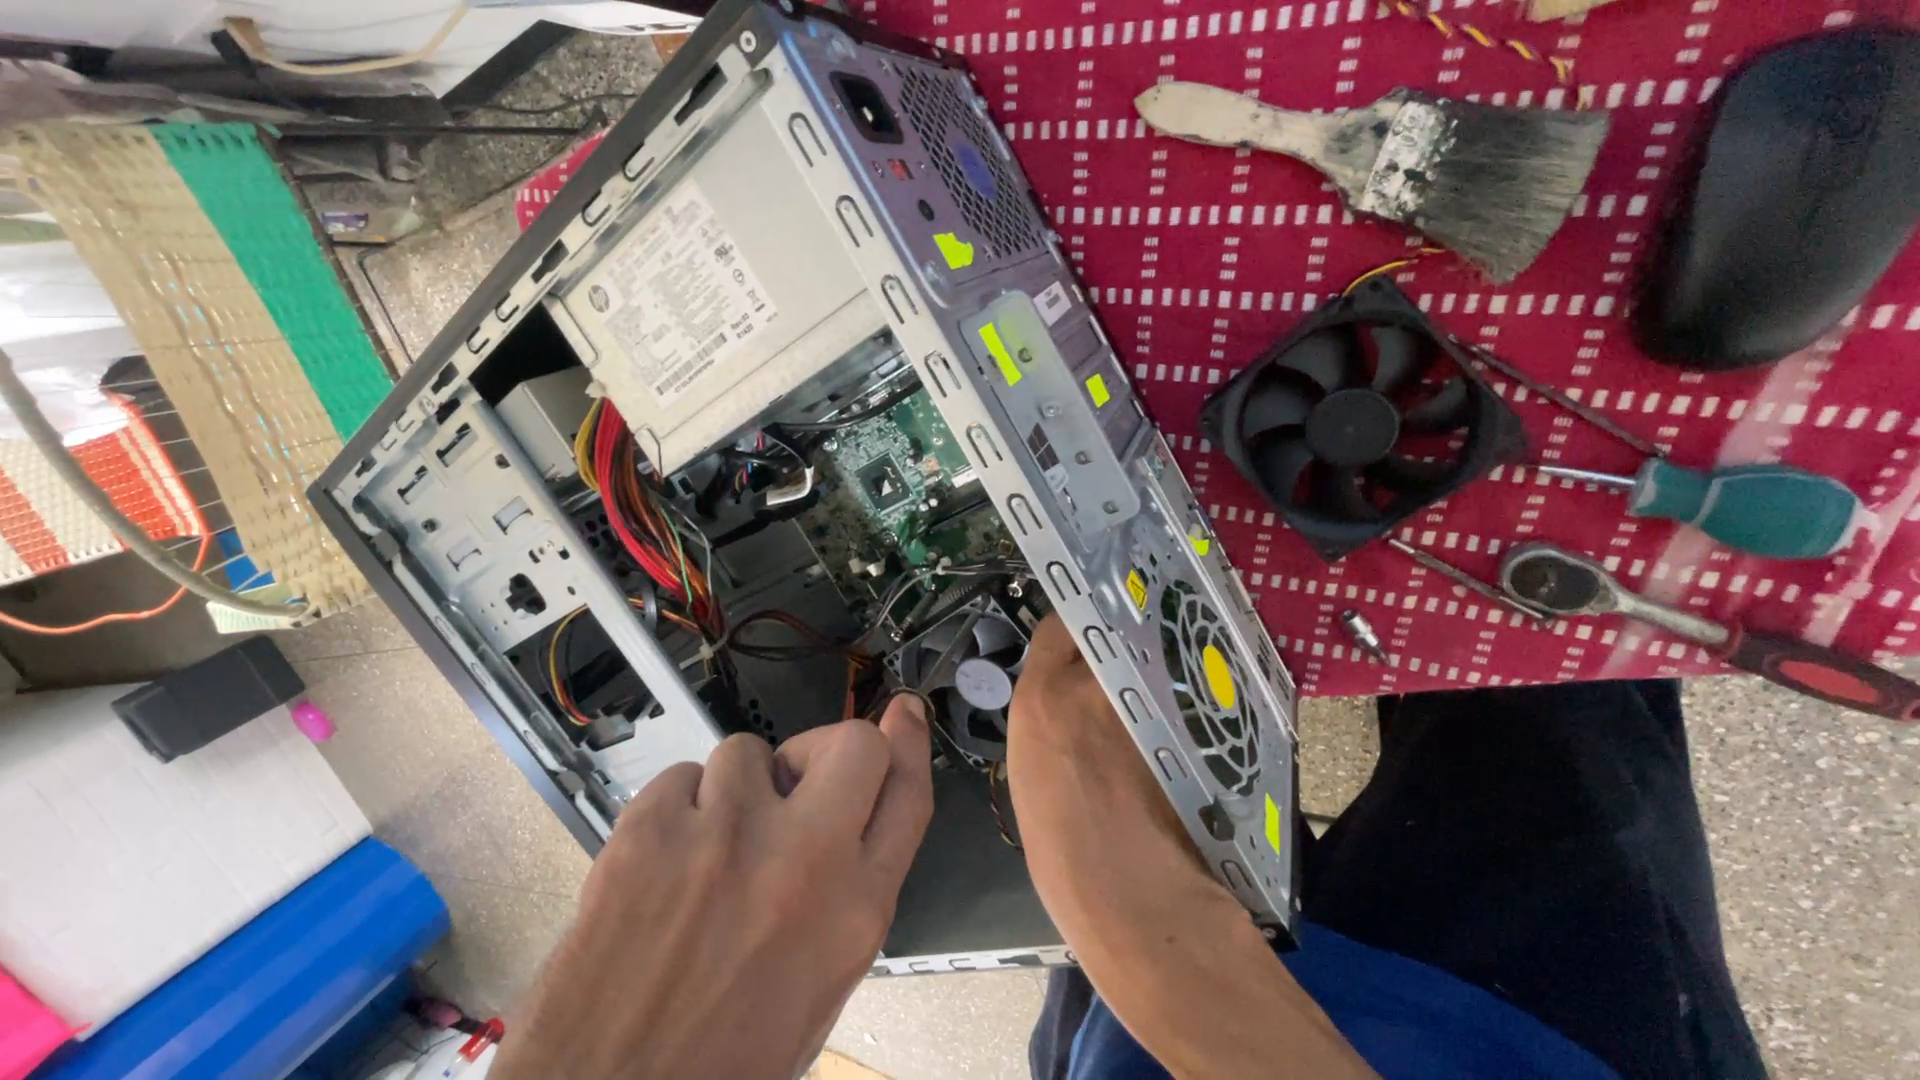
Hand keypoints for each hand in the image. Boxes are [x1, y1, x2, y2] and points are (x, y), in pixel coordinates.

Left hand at [491, 695, 932, 1079]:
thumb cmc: (726, 1055)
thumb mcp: (822, 981)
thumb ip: (848, 891)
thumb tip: (848, 811)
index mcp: (855, 912)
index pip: (907, 794)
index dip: (909, 743)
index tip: (901, 713)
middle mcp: (803, 861)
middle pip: (853, 743)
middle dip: (830, 746)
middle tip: (798, 779)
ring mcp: (724, 837)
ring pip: (749, 750)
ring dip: (737, 788)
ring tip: (711, 847)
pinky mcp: (648, 831)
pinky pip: (682, 775)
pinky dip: (678, 806)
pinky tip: (664, 859)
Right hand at [1008, 614, 1221, 928]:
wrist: (1136, 900)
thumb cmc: (1065, 854)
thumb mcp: (1032, 772)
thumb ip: (1050, 720)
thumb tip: (1070, 704)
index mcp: (1041, 698)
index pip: (1056, 627)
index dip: (1071, 633)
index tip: (1080, 644)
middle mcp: (1094, 683)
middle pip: (1108, 630)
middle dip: (1114, 639)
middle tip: (1122, 660)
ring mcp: (1149, 697)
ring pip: (1151, 653)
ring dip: (1152, 660)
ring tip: (1156, 684)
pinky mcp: (1194, 718)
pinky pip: (1183, 685)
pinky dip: (1182, 691)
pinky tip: (1184, 713)